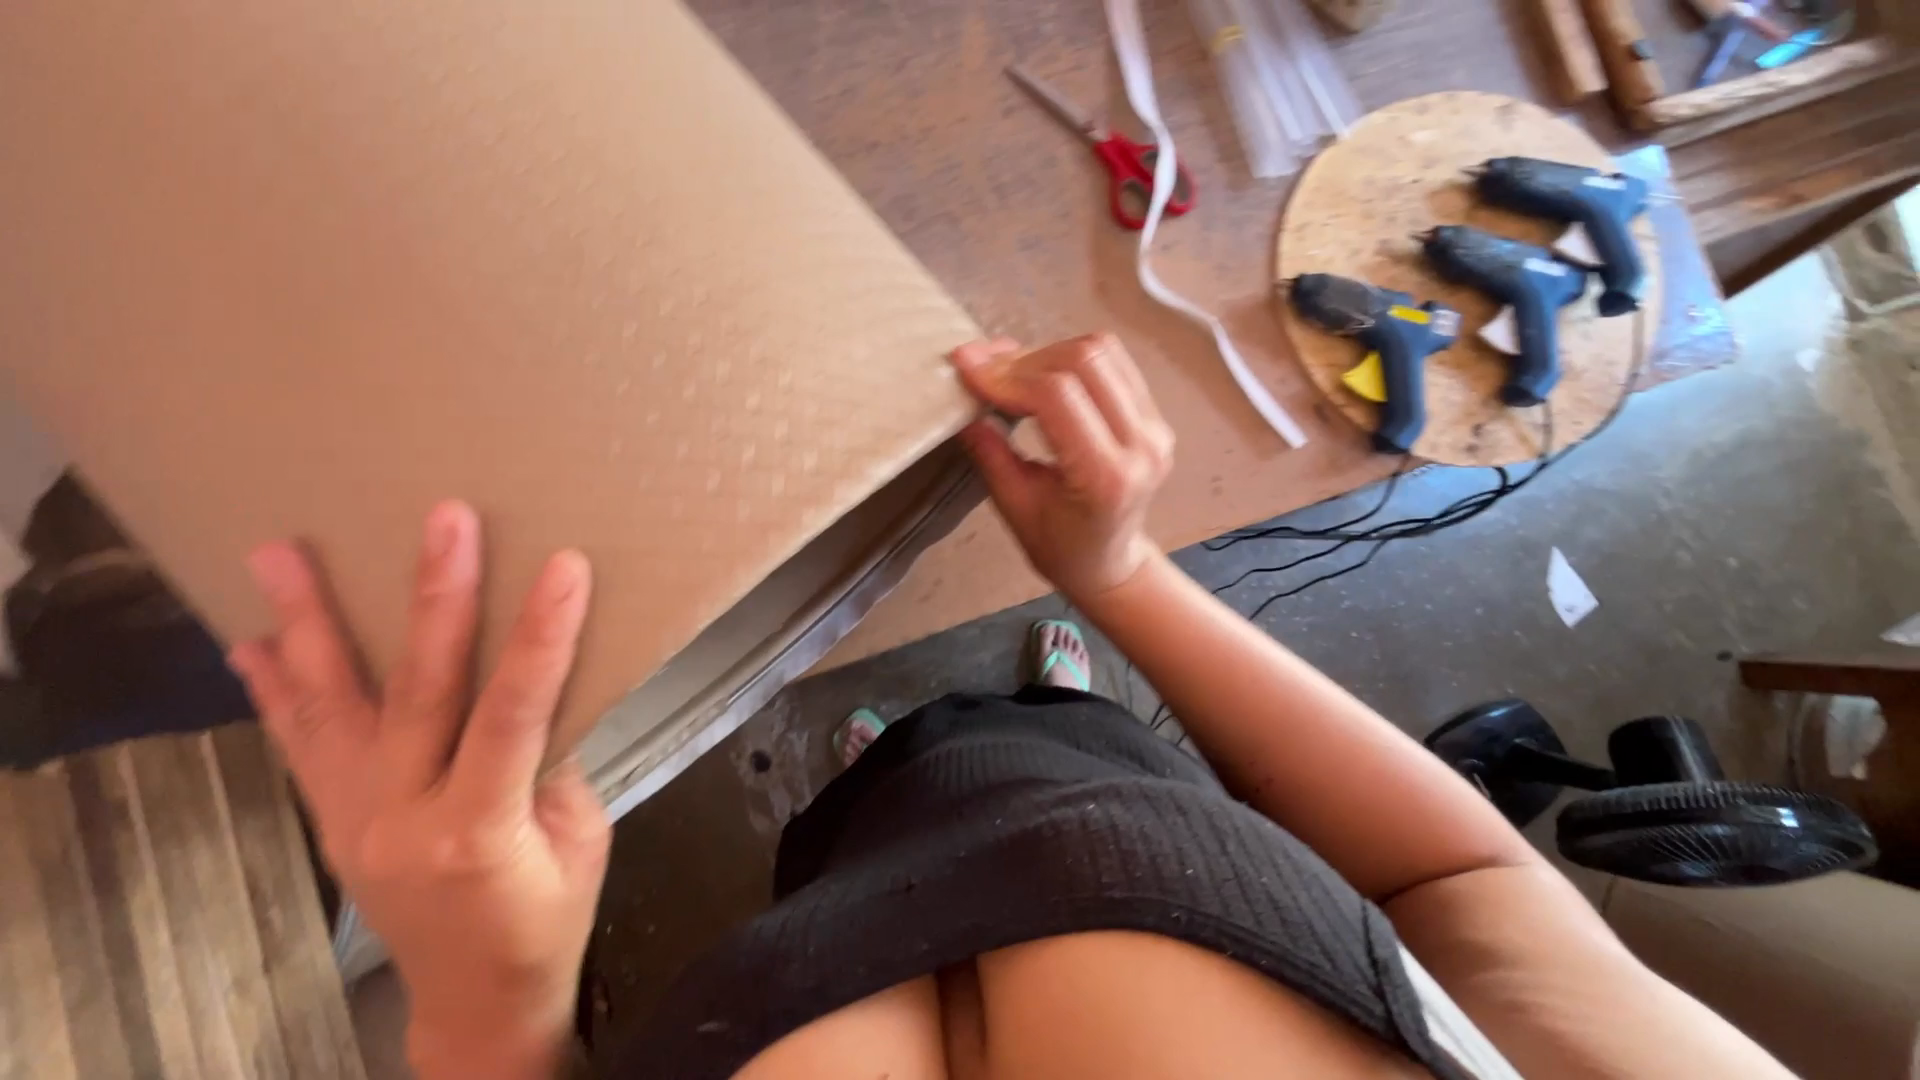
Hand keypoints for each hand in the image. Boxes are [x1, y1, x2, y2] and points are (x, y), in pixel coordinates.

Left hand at [227, 502, 609, 1079]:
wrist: (477, 999)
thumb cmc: (547, 920)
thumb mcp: (579, 840)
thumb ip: (549, 763)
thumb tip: (532, 693)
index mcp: (479, 830)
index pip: (514, 713)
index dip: (542, 637)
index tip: (565, 569)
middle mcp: (399, 818)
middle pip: (420, 692)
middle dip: (437, 598)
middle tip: (445, 522)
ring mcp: (352, 819)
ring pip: (333, 709)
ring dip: (311, 625)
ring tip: (280, 555)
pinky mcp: (334, 822)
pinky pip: (303, 748)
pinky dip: (280, 692)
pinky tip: (255, 646)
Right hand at [951, 334, 1173, 602]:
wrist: (1110, 562)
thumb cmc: (1059, 547)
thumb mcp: (1014, 507)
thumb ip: (991, 453)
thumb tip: (966, 399)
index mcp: (1104, 477)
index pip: (1057, 396)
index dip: (1007, 375)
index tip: (968, 369)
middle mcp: (1140, 444)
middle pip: (1083, 361)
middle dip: (1025, 359)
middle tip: (986, 372)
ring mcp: (1156, 427)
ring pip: (1101, 351)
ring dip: (1047, 353)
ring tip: (1012, 374)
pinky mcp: (1156, 416)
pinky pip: (1114, 362)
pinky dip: (1070, 358)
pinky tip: (1042, 376)